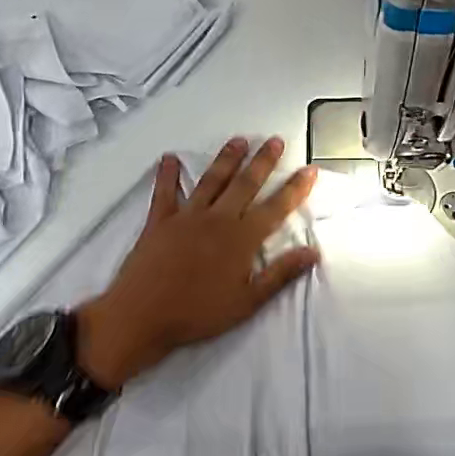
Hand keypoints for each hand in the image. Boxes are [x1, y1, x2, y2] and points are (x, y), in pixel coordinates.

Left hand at [76, 137, 318, 389]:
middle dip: (263, 161)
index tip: (309, 169)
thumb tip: (312, 252)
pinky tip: (169, 158)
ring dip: (226, 159)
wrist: (142, 315)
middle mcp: (217, 219)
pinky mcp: (159, 221)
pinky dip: (167, 174)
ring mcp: (186, 217)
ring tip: (239, 140)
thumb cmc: (198, 313)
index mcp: (241, 239)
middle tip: (275, 140)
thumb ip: (280, 274)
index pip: (276, 208)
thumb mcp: (247, 302)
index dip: (295, 188)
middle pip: (245, 184)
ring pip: (211, 181)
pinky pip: (164, 192)